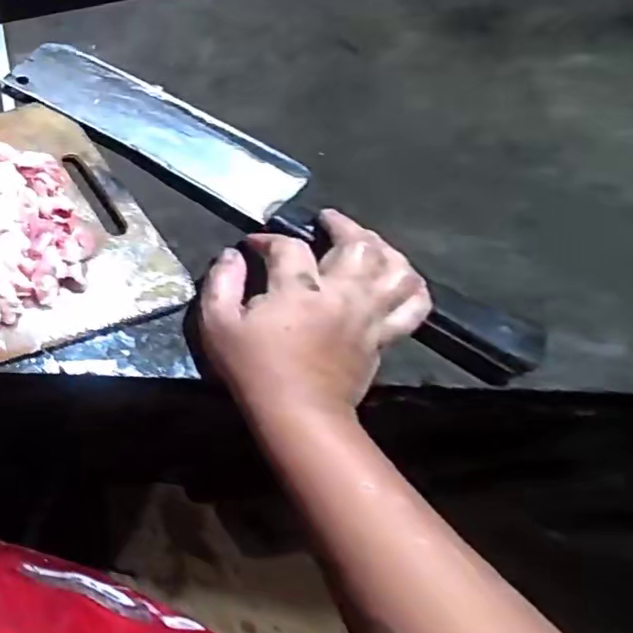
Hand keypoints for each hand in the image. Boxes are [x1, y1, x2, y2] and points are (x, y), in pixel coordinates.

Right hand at [198, 210, 430, 423]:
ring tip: (366, 240)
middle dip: (342, 225)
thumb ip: (221, 282)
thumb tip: (232, 255)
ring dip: (383, 247)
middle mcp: (342, 295)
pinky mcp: (384, 336)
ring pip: (396, 268)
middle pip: (359, 245)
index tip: (252, 245)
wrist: (298, 413)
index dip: (268, 239)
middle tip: (326, 220)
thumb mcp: (217, 322)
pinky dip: (413, 285)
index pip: (289, 246)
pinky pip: (414, 305)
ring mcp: (369, 316)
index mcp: (299, 290)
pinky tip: (400, 276)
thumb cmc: (252, 366)